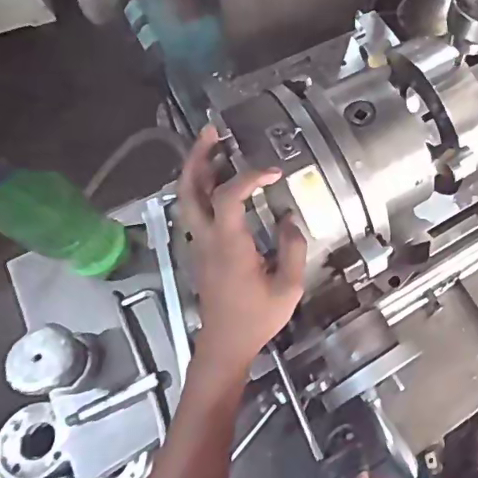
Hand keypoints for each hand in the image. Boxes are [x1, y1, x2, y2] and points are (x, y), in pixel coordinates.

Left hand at [177, 126, 307, 376]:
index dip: (251, 177)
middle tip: (211, 133)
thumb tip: (289, 219)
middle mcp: (206, 238)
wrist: (225, 344)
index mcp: (228, 244)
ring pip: (185, 198)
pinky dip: (199, 188)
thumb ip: (292, 248)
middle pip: (189, 188)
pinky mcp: (198, 251)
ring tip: (212, 148)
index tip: (274, 174)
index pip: (230, 195)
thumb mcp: (287, 286)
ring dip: (195, 170)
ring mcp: (197, 244)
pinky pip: (192, 210)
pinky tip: (217, 182)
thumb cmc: (256, 318)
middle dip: (198, 156)